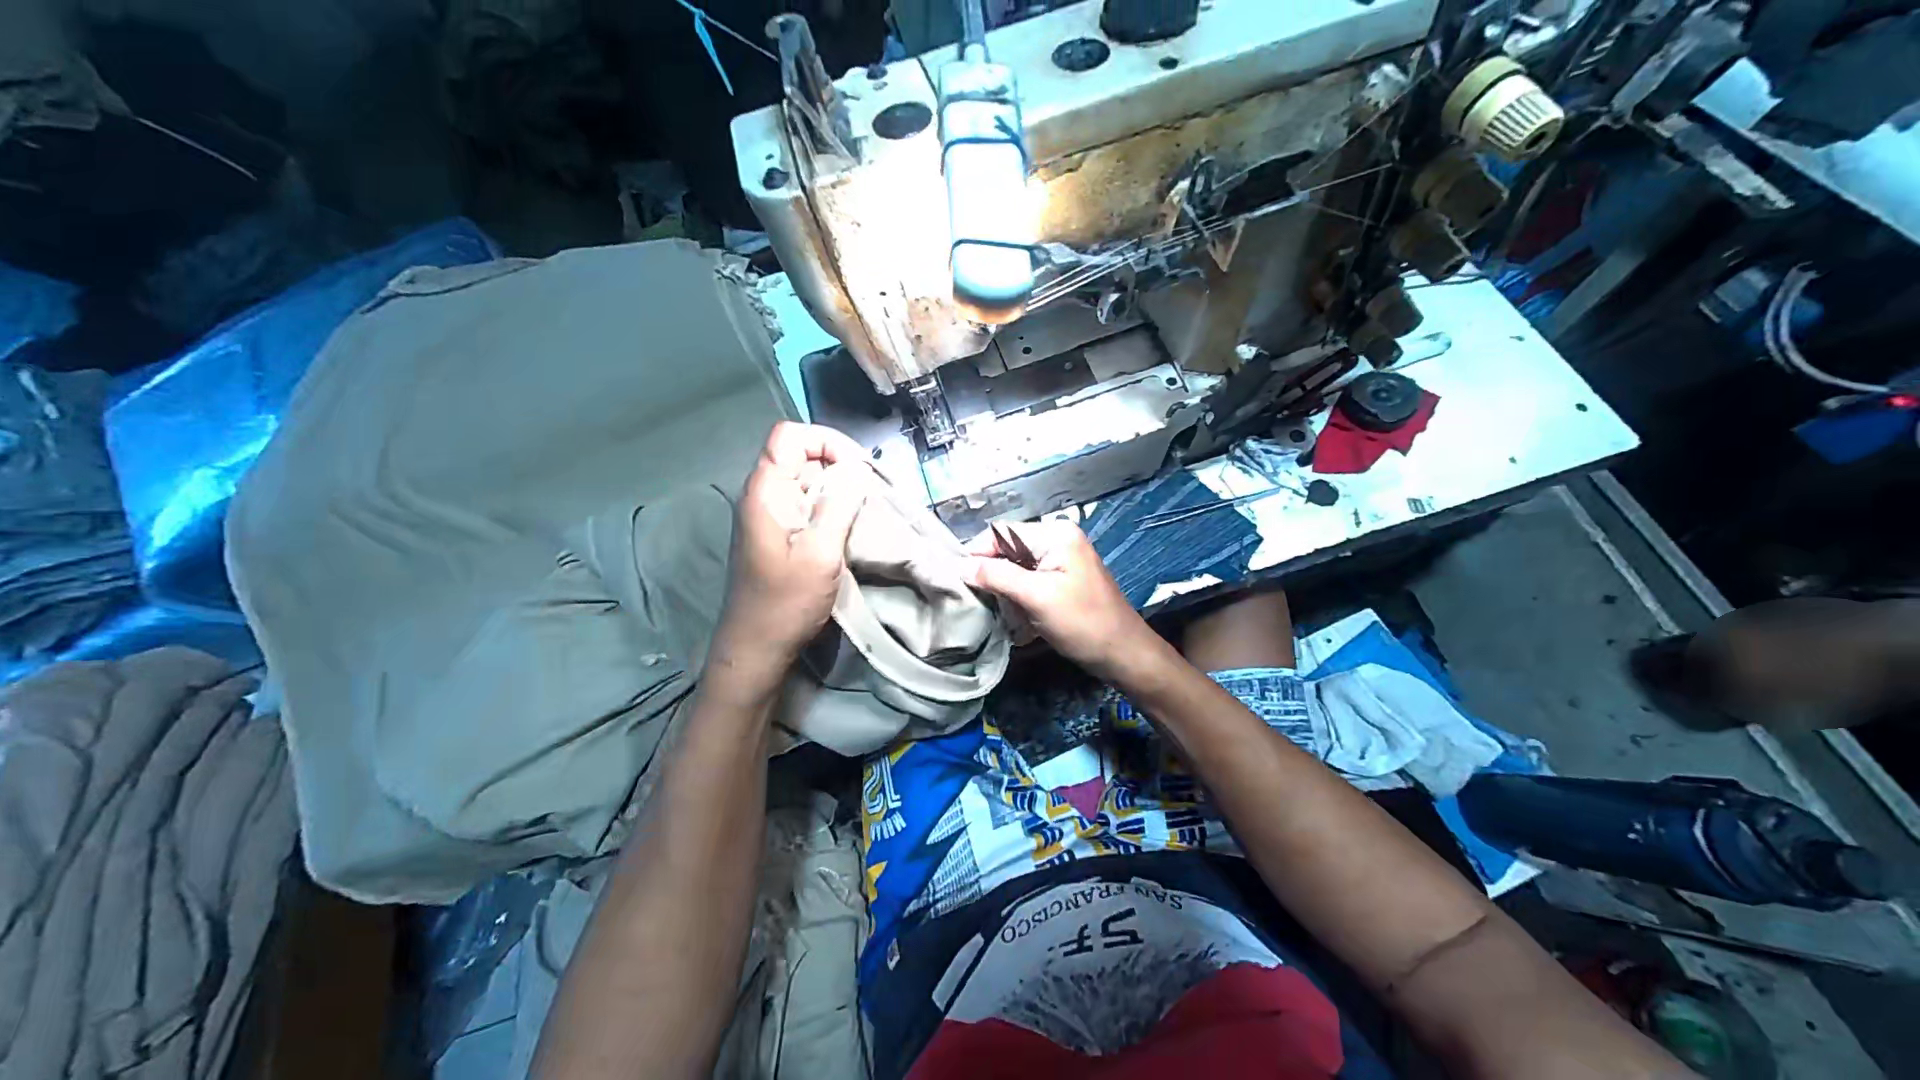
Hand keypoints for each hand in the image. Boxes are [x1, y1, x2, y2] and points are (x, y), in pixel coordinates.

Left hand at [712, 422, 869, 686]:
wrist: (756, 648)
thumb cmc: (786, 602)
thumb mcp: (821, 552)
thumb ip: (839, 504)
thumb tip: (855, 469)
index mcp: (765, 492)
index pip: (790, 436)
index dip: (826, 441)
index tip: (858, 469)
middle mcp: (762, 496)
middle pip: (800, 456)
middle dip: (838, 466)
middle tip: (869, 494)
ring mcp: (768, 517)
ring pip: (806, 482)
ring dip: (837, 489)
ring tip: (863, 512)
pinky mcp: (777, 536)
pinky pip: (805, 506)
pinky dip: (829, 509)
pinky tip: (848, 530)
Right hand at [964, 521, 1161, 677]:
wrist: (1125, 654)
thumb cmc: (1083, 624)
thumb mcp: (1036, 598)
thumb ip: (997, 577)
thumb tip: (960, 565)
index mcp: (1055, 534)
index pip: (1001, 532)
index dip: (978, 553)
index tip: (958, 580)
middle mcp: (1058, 539)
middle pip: (1007, 548)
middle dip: (991, 573)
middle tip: (975, 599)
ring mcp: (1061, 560)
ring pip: (1015, 566)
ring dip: (1003, 588)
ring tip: (994, 609)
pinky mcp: (1062, 580)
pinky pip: (1028, 580)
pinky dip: (1017, 596)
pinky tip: (1014, 616)